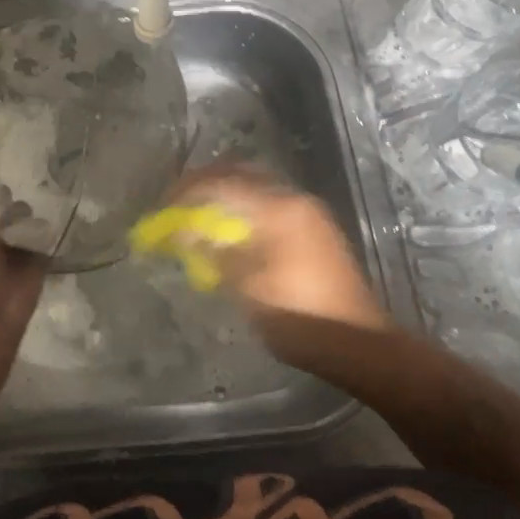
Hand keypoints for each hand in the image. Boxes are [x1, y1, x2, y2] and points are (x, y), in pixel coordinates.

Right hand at [166, 164, 392, 363]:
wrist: (357, 343)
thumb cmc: (298, 315)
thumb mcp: (246, 285)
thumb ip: (213, 251)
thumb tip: (182, 232)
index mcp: (278, 208)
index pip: (222, 181)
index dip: (186, 190)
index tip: (162, 206)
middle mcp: (295, 201)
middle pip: (241, 175)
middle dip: (205, 185)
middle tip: (178, 203)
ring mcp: (309, 215)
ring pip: (256, 190)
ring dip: (225, 197)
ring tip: (199, 218)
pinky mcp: (315, 232)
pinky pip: (270, 207)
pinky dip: (244, 212)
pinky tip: (230, 234)